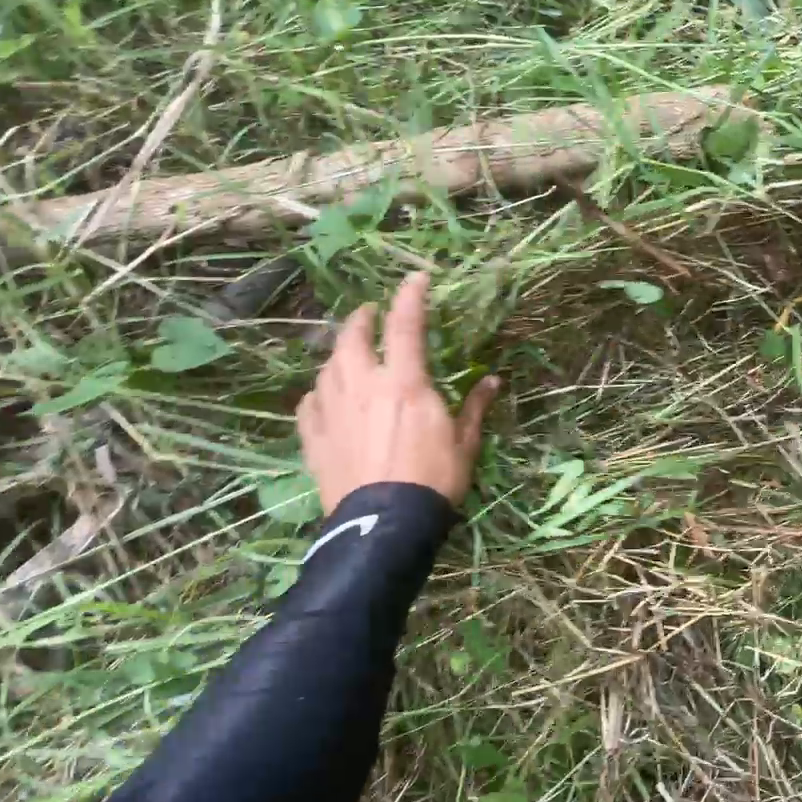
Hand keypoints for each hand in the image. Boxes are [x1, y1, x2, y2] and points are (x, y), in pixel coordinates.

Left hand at [298, 272, 499, 514]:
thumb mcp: (465, 441)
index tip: (416, 278)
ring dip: (340, 353)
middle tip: (370, 313)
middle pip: (353, 340)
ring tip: (350, 352)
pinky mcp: (314, 437)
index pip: (406, 326)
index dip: (410, 297)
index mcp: (405, 383)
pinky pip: (310, 402)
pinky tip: (325, 394)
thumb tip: (492, 381)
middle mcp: (363, 387)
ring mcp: (332, 411)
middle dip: (362, 320)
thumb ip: (474, 407)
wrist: (385, 523)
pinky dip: (320, 390)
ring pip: (328, 368)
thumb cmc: (435, 478)